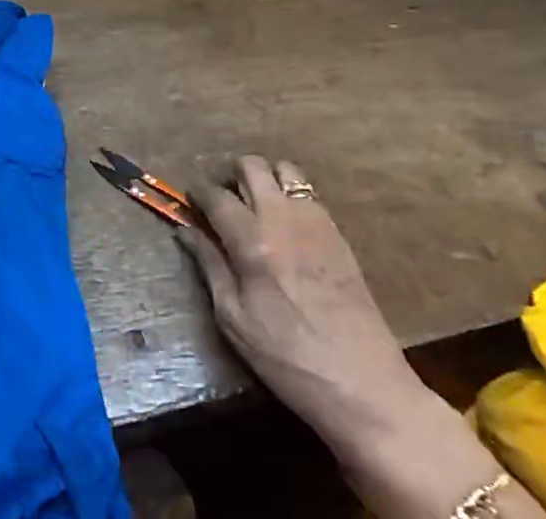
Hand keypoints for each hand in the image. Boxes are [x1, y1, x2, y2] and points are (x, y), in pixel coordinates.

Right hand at [179, 155, 544, 518]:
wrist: (359, 378)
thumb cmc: (286, 356)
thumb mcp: (234, 318)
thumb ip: (210, 265)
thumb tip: (186, 231)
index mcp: (252, 239)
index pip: (217, 196)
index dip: (199, 192)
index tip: (190, 198)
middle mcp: (283, 216)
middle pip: (253, 166)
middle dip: (231, 173)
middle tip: (222, 197)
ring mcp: (315, 218)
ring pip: (285, 170)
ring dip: (264, 177)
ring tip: (254, 203)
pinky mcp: (337, 229)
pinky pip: (307, 192)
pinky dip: (289, 193)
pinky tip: (284, 222)